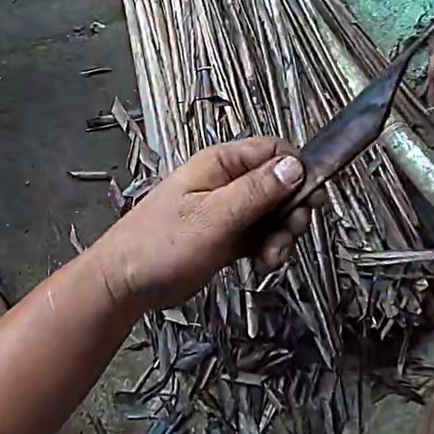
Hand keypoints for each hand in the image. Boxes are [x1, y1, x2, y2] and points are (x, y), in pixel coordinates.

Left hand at [89, 138, 313, 314]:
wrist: (126, 283)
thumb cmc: (158, 244)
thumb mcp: (213, 216)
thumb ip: (256, 192)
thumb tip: (294, 166)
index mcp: (221, 164)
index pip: (274, 151)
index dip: (297, 172)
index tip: (307, 199)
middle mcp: (227, 181)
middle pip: (280, 184)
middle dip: (291, 211)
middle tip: (287, 234)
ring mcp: (228, 209)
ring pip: (274, 213)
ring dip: (281, 235)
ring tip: (271, 256)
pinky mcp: (228, 234)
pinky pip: (261, 234)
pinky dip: (268, 248)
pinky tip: (263, 263)